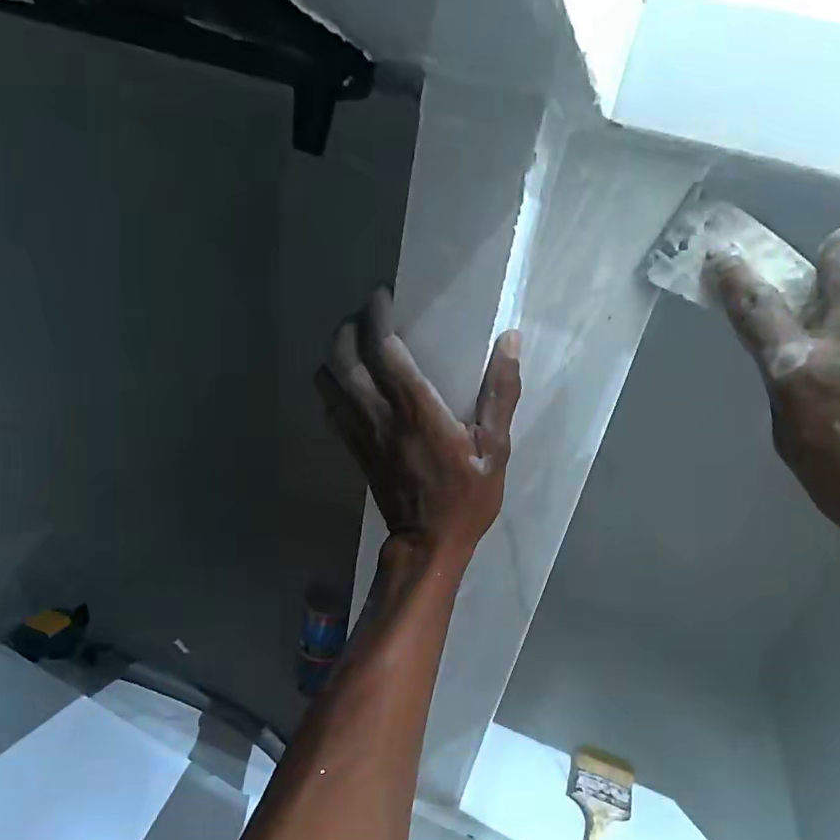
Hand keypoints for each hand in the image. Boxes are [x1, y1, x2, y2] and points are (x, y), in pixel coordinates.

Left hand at [315, 288, 521, 569]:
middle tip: (365, 316)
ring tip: (354, 345)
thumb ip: (501, 393)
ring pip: (328, 381)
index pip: (382, 348)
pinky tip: (349, 382)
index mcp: (416, 410)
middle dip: (346, 328)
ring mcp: (361, 434)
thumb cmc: (467, 498)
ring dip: (334, 355)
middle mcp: (380, 415)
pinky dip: (332, 386)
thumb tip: (510, 341)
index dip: (375, 314)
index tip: (383, 295)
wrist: (428, 544)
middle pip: (342, 358)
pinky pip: (329, 408)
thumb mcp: (496, 448)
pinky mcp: (354, 450)